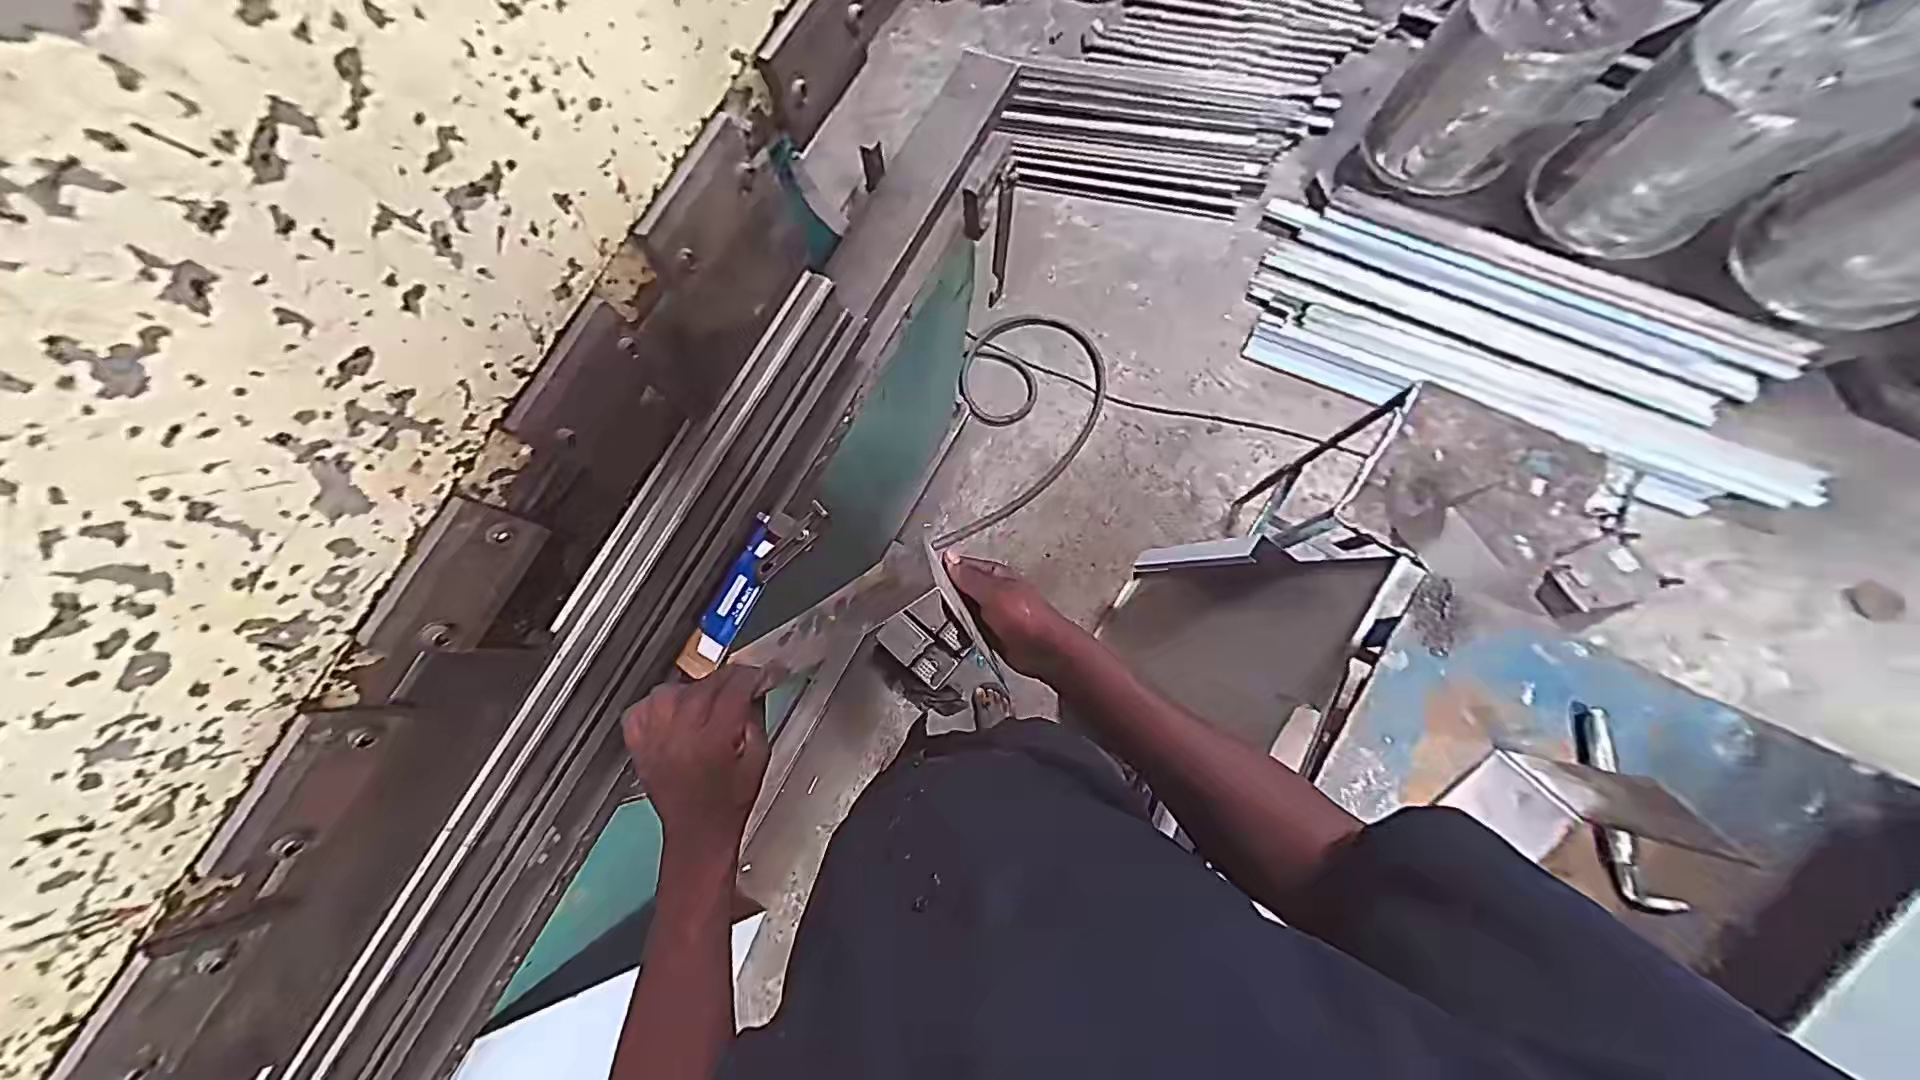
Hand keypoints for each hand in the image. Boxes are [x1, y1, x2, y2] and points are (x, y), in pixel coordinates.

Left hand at [621, 665, 770, 858]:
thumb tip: (754, 689)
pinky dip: (657, 704)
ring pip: (670, 690)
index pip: (734, 687)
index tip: (763, 673)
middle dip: (729, 678)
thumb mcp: (759, 757)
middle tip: (742, 683)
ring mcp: (656, 741)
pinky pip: (640, 710)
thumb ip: (755, 717)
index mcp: (714, 740)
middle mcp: (680, 736)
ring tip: (707, 698)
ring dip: (693, 688)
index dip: (754, 675)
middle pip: (705, 684)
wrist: (698, 835)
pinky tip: (674, 709)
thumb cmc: (729, 803)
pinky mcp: (640, 748)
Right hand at [943, 552, 1078, 679]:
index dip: (945, 573)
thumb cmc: (1028, 618)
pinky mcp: (989, 631)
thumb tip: (949, 558)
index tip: (933, 583)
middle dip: (950, 600)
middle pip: (957, 589)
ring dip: (957, 619)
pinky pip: (967, 628)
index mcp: (994, 574)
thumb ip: (969, 577)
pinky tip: (967, 637)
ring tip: (963, 626)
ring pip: (960, 611)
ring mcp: (990, 611)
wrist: (1045, 652)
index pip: (961, 566)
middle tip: (952, 611)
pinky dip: (964, 633)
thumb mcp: (993, 593)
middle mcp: (991, 590)